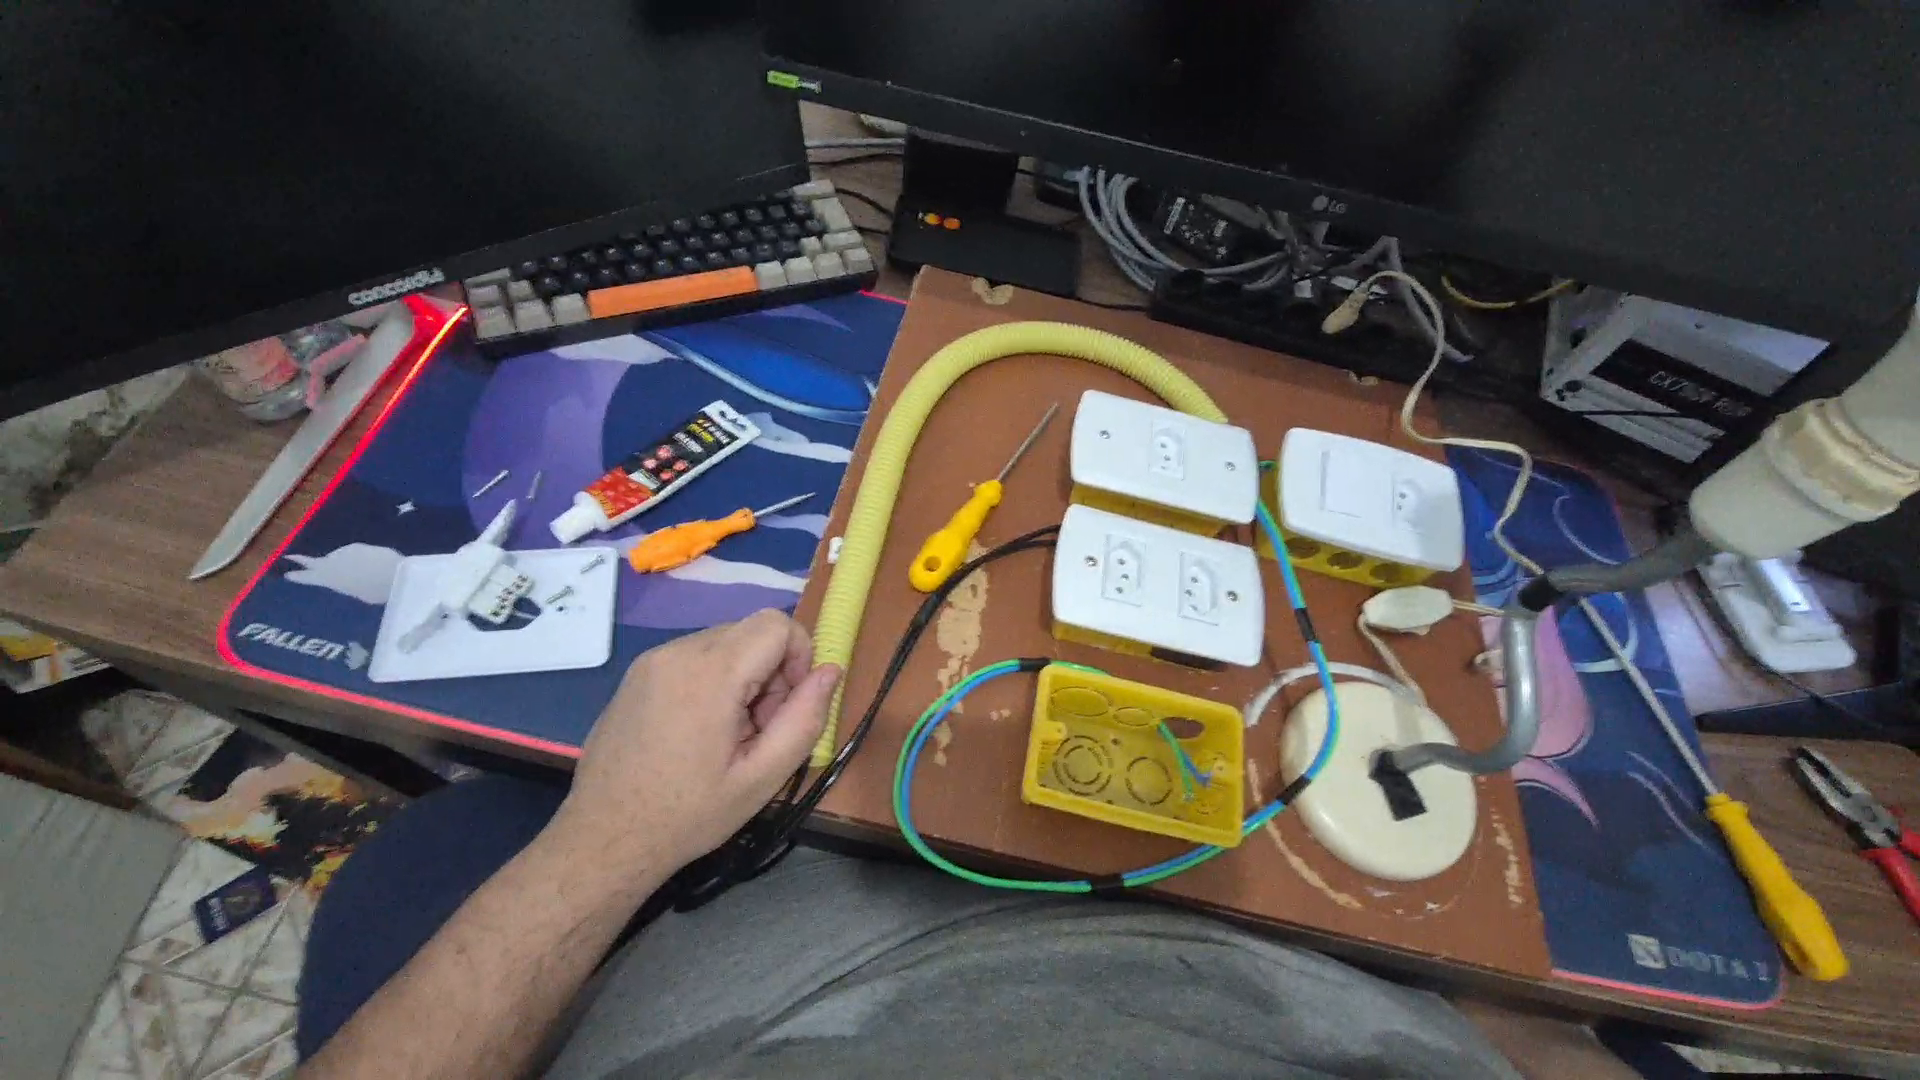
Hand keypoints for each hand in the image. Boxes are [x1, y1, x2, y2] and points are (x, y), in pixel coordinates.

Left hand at [554, 610, 840, 877]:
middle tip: (758, 731)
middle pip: (752, 632)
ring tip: (728, 735)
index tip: (788, 707)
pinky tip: (698, 731)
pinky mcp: (637, 673)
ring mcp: (651, 660)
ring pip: (726, 643)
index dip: (799, 658)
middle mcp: (678, 652)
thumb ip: (805, 718)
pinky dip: (714, 680)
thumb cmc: (688, 814)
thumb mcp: (763, 777)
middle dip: (772, 673)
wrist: (602, 839)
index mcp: (710, 673)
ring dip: (743, 677)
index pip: (777, 624)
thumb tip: (832, 671)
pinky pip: (695, 656)